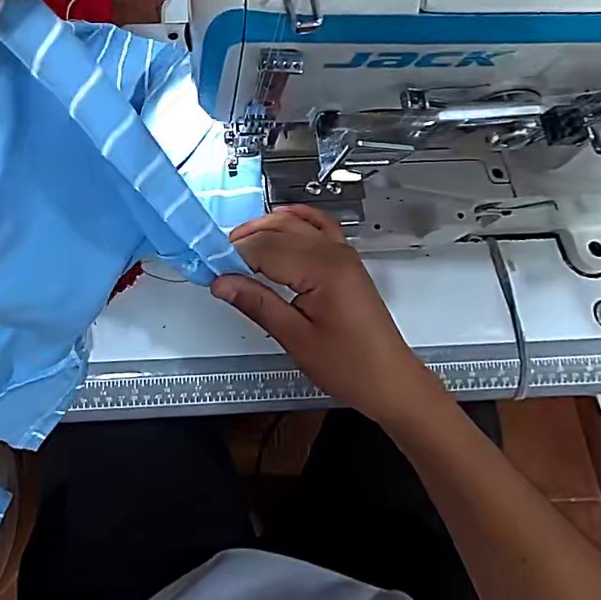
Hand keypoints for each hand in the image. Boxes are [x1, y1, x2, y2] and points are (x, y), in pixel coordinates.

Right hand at [210, 205, 449, 427]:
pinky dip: (297, 220)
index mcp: (323, 269)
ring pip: (295, 225)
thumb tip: (223, 283)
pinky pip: (319, 226)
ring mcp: (343, 253)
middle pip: (277, 232)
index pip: (264, 249)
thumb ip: (257, 304)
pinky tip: (279, 220)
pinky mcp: (346, 260)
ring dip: (264, 230)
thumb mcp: (296, 338)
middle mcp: (334, 253)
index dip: (232, 257)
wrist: (391, 380)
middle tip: (215, 262)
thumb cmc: (352, 366)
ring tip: (235, 248)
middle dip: (243, 243)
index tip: (209, 268)